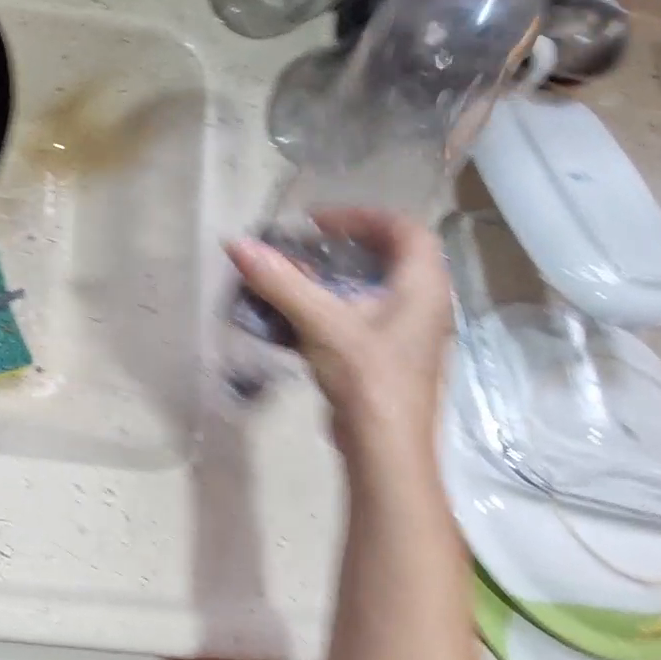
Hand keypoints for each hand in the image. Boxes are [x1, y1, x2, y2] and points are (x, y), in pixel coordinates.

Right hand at [226, 210, 452, 446]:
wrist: (383, 441)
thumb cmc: (367, 375)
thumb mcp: (321, 322)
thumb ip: (280, 282)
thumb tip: (238, 244)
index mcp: (422, 286)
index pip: (406, 231)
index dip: (363, 218)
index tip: (317, 222)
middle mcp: (421, 303)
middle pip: (387, 258)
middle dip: (340, 248)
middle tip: (298, 249)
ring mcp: (403, 332)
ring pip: (369, 289)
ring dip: (329, 280)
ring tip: (288, 280)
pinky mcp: (383, 355)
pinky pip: (356, 316)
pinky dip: (325, 308)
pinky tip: (291, 319)